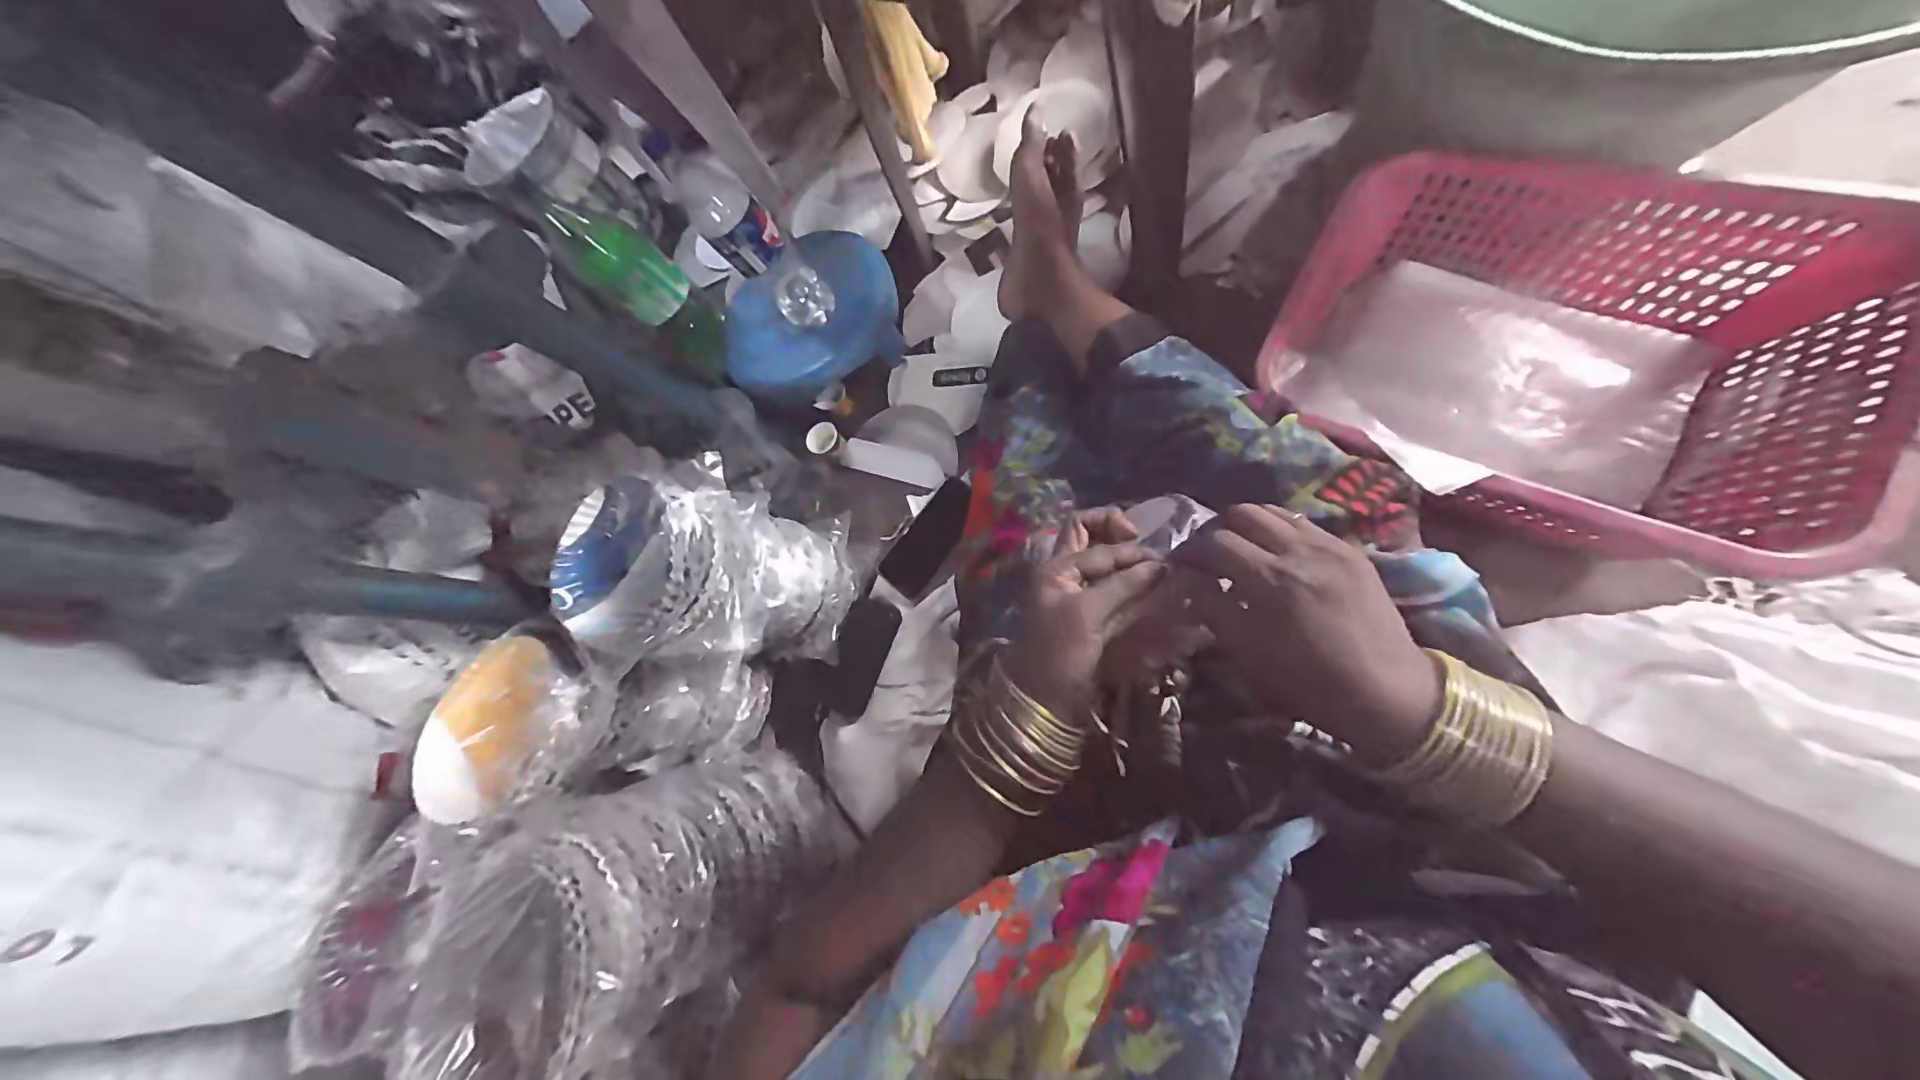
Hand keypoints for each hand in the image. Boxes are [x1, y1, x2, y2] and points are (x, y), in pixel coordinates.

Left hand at [999, 511, 1165, 720]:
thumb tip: (1160, 565)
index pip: (1093, 538)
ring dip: (1138, 570)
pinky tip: (1163, 596)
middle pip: (1097, 543)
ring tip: (1167, 574)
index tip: (1157, 559)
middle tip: (1152, 556)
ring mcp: (1085, 599)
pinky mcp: (1100, 622)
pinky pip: (1122, 599)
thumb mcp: (1086, 613)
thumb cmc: (1057, 651)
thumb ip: (1122, 585)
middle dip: (1124, 543)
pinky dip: (1140, 595)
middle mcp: (1069, 576)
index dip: (1125, 546)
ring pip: (1113, 572)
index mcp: (1056, 566)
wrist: (1044, 700)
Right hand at [1170, 504, 1439, 763]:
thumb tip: (1190, 583)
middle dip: (1216, 531)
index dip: (1189, 551)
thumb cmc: (1309, 683)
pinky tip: (1275, 555)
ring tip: (1239, 550)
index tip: (1179, 566)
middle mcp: (1298, 551)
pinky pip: (1303, 524)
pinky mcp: (1351, 550)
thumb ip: (1214, 610)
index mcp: (1270, 580)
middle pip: (1240, 514)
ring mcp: (1329, 546)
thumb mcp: (1248, 653)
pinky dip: (1279, 531)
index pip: (1214, 543)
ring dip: (1247, 526)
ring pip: (1273, 511)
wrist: (1388, 691)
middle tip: (1208, 556)